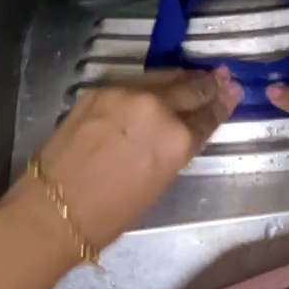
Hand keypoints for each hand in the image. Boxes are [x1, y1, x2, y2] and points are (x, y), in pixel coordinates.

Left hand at [22, 69, 239, 249]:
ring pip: (163, 78)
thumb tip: (183, 131)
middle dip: (208, 84)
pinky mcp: (102, 89)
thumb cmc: (110, 213)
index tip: (234, 91)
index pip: (207, 117)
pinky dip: (150, 83)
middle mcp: (157, 109)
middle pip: (190, 90)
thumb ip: (174, 149)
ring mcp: (128, 94)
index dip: (222, 104)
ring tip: (196, 74)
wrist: (55, 207)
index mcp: (177, 140)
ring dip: (181, 78)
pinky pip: (135, 82)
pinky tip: (157, 83)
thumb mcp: (159, 182)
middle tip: (223, 75)